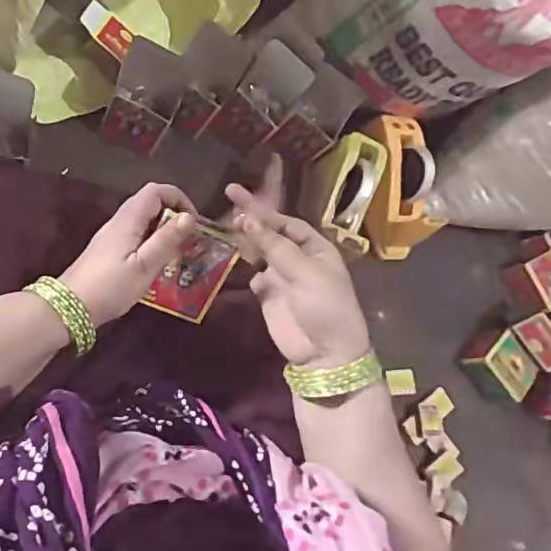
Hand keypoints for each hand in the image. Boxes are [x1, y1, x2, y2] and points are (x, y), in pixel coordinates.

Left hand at [59, 183, 199, 325]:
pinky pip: (135, 238)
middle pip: (150, 205)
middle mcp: (119, 223)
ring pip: (143, 223)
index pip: (156, 191)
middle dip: (174, 217)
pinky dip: (151, 244)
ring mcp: (111, 237)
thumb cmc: (110, 287)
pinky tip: (157, 266)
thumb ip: (166, 240)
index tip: (193, 222)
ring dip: (163, 233)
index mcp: (128, 220)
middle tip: (189, 242)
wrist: (71, 307)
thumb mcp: (144, 266)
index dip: (179, 199)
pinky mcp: (108, 252)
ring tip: (178, 255)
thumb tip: (189, 217)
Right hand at [227, 183, 371, 368]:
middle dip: (252, 220)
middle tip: (227, 202)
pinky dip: (243, 266)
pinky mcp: (268, 296)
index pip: (285, 222)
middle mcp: (298, 259)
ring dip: (245, 240)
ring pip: (260, 252)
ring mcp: (282, 277)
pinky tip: (233, 256)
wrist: (325, 353)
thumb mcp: (304, 272)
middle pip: (271, 234)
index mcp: (315, 248)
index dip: (263, 210)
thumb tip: (248, 219)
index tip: (238, 196)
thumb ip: (274, 246)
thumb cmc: (325, 306)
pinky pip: (254, 275)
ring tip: (225, 225)